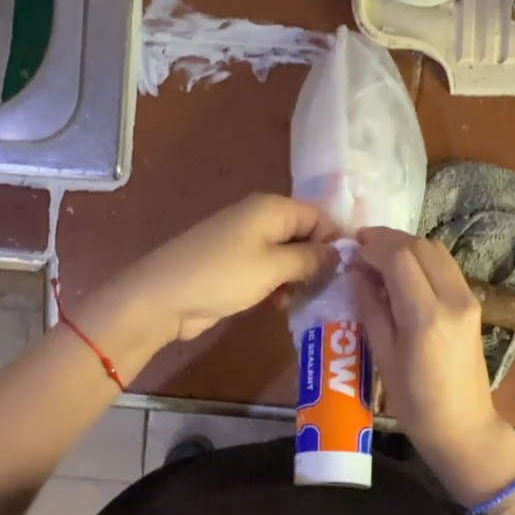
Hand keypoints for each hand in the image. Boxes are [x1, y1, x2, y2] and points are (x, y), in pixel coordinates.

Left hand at [101, 194, 340, 343]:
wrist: (163, 297)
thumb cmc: (221, 276)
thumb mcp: (273, 267)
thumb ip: (310, 259)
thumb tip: (338, 253)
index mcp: (271, 208)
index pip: (319, 215)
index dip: (337, 240)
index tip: (351, 270)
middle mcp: (260, 219)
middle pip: (304, 235)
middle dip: (318, 262)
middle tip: (330, 291)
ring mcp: (245, 244)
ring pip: (287, 257)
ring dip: (298, 279)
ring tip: (303, 301)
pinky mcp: (234, 269)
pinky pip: (268, 272)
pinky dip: (278, 287)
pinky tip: (279, 306)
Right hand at [352, 228, 514, 503]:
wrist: (461, 426)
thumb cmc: (414, 403)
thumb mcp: (383, 357)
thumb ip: (371, 309)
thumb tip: (356, 273)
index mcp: (426, 316)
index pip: (399, 258)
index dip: (373, 246)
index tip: (351, 248)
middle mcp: (452, 299)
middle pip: (420, 247)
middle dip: (388, 240)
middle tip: (360, 248)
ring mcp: (468, 299)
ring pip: (436, 251)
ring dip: (406, 246)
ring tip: (379, 258)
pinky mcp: (473, 304)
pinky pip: (446, 267)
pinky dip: (422, 260)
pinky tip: (402, 274)